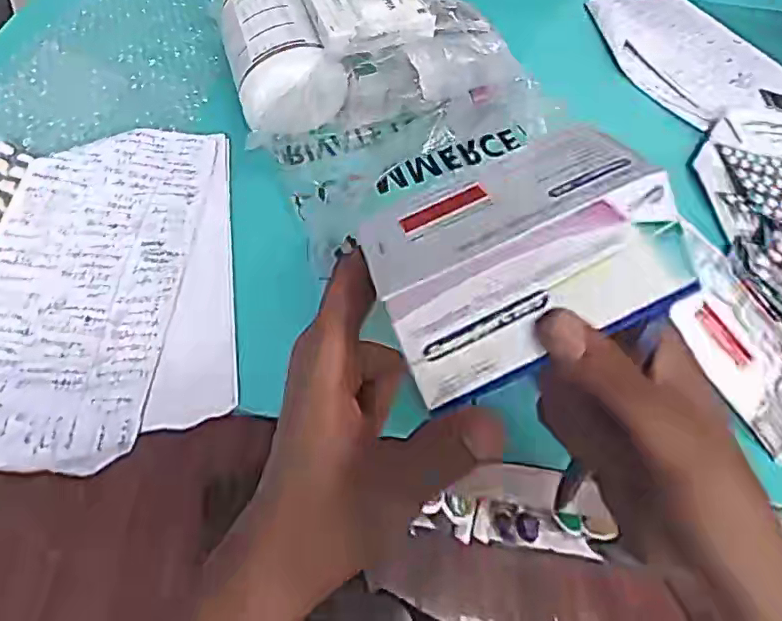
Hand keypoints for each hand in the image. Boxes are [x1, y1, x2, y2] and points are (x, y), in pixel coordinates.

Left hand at [194, 248, 504, 619]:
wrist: (283, 557)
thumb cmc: (325, 512)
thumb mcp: (393, 483)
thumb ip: (445, 450)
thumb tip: (498, 422)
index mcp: (326, 355)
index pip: (349, 282)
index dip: (378, 250)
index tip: (418, 224)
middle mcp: (325, 355)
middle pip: (372, 306)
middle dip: (415, 298)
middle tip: (469, 274)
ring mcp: (332, 378)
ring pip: (382, 346)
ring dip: (415, 349)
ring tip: (471, 334)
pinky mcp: (341, 401)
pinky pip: (377, 372)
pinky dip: (403, 380)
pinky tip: (443, 391)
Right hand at [535, 309, 781, 620]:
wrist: (717, 580)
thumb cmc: (712, 494)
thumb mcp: (663, 428)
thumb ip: (607, 374)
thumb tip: (551, 319)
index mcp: (656, 347)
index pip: (604, 294)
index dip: (566, 282)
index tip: (519, 277)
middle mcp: (626, 365)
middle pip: (569, 332)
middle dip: (553, 351)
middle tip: (553, 373)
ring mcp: (606, 401)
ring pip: (557, 372)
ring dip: (564, 400)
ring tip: (600, 437)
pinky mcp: (590, 434)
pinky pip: (558, 410)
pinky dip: (561, 424)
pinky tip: (588, 452)